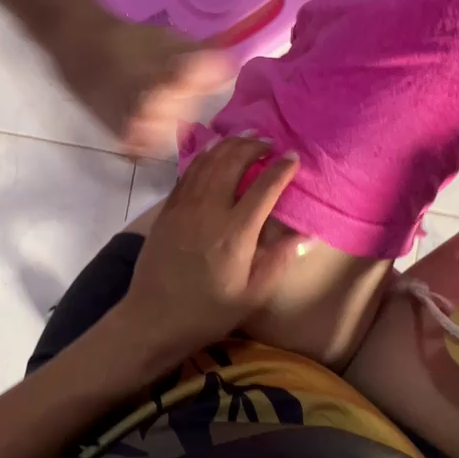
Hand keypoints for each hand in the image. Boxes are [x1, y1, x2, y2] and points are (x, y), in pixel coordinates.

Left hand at [119, 135, 307, 356]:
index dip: (281, 169)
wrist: (153, 317)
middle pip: (233, 162)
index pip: (264, 187)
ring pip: (208, 162)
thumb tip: (305, 234)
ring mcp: (184, 206)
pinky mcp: (167, 209)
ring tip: (246, 140)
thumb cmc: (207, 312)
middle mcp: (209, 210)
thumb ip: (279, 260)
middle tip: (269, 144)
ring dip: (228, 145)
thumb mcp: (252, 295)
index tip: (294, 158)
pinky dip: (204, 156)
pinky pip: (188, 173)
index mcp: (236, 232)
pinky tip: (214, 153)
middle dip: (254, 147)